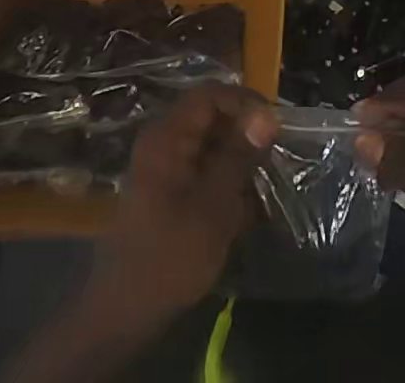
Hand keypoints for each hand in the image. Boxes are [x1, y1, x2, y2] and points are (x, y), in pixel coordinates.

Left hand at [86, 84, 277, 321]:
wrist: (127, 309)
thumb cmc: (171, 254)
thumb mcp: (214, 205)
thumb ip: (238, 157)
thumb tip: (267, 114)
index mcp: (167, 137)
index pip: (208, 95)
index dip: (244, 101)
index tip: (276, 125)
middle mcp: (164, 142)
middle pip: (210, 117)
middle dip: (244, 134)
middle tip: (275, 158)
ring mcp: (166, 165)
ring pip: (211, 145)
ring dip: (238, 161)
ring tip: (261, 187)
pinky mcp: (171, 189)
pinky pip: (204, 169)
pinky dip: (226, 181)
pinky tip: (243, 210)